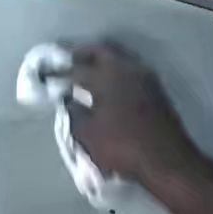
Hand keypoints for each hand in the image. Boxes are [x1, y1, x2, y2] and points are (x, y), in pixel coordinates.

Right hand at [67, 42, 204, 185]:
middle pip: (101, 52)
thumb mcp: (87, 134)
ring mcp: (145, 78)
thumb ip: (73, 113)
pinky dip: (115, 76)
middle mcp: (127, 68)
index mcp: (106, 75)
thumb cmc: (122, 146)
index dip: (59, 72)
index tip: (46, 74)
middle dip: (82, 54)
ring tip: (87, 75)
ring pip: (118, 61)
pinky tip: (108, 89)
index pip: (76, 68)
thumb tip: (69, 101)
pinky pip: (130, 73)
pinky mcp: (156, 91)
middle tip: (67, 62)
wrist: (166, 161)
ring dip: (102, 64)